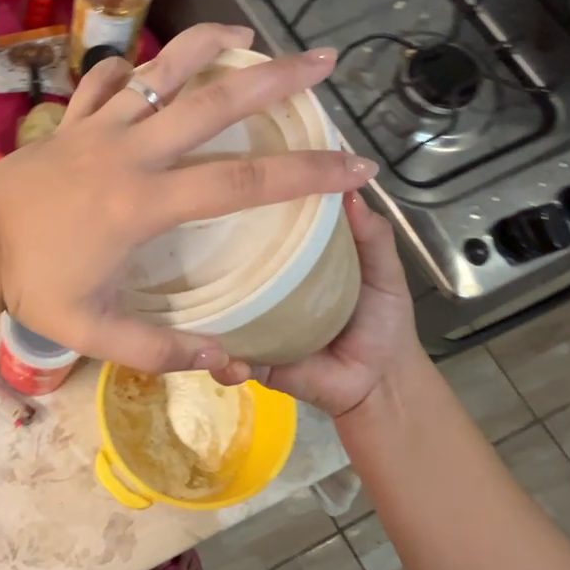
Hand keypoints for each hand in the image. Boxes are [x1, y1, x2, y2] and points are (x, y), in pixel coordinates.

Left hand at [0, 22, 374, 373]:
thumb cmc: (30, 288)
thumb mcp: (92, 332)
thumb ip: (160, 350)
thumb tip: (230, 363)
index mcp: (143, 204)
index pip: (243, 183)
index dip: (308, 175)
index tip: (357, 168)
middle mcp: (129, 152)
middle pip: (214, 102)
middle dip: (277, 79)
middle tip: (324, 62)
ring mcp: (96, 128)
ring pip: (161, 69)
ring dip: (208, 44)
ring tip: (247, 33)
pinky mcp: (69, 121)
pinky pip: (106, 79)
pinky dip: (133, 67)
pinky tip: (152, 69)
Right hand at [210, 190, 424, 417]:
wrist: (381, 382)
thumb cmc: (382, 320)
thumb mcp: (383, 270)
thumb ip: (371, 234)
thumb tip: (347, 189)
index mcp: (288, 261)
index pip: (256, 231)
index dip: (239, 211)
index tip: (222, 187)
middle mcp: (261, 289)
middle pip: (221, 270)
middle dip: (199, 258)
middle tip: (186, 244)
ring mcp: (251, 325)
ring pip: (212, 315)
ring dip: (198, 313)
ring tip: (195, 309)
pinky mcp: (251, 360)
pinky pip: (225, 360)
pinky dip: (222, 361)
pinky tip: (229, 358)